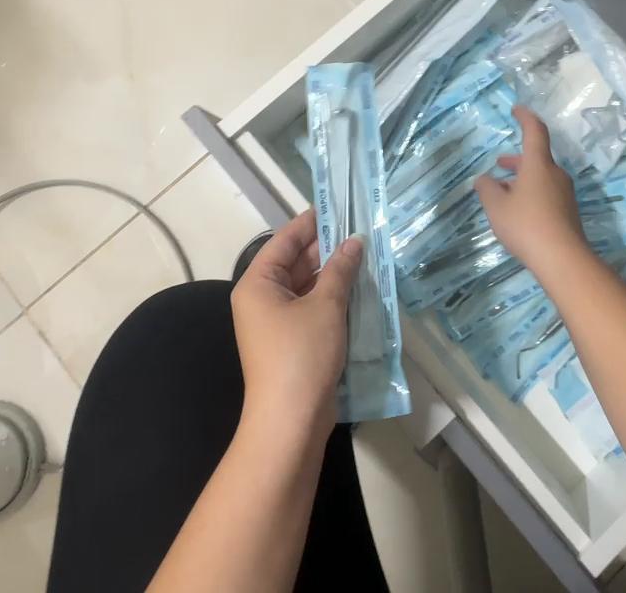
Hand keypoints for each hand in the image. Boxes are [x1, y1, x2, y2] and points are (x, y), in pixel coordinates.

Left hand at [230, 212, 363, 433]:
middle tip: (361, 229)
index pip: (283, 240)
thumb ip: (340, 269)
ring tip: (367, 254)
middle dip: (328, 247)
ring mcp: (276, 322)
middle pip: (295, 261)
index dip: (311, 221)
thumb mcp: (325, 305)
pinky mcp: (293, 341)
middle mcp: (262, 298)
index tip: (338, 205)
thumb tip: (354, 241)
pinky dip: (334, 297)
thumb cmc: (301, 354)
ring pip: (307, 285)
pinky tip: (361, 288)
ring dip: (334, 273)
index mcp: (258, 283)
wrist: (291, 420)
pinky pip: (313, 307)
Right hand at [474, 105, 589, 273]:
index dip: (525, 118)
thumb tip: (483, 179)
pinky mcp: (568, 212)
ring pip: (541, 178)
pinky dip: (531, 194)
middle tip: (499, 165)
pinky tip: (518, 212)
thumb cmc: (526, 225)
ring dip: (522, 180)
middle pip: (536, 158)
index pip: (535, 131)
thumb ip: (487, 190)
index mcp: (538, 165)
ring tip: (502, 193)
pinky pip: (547, 194)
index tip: (516, 110)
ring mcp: (565, 194)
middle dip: (516, 161)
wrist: (562, 258)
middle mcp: (555, 174)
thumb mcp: (497, 207)